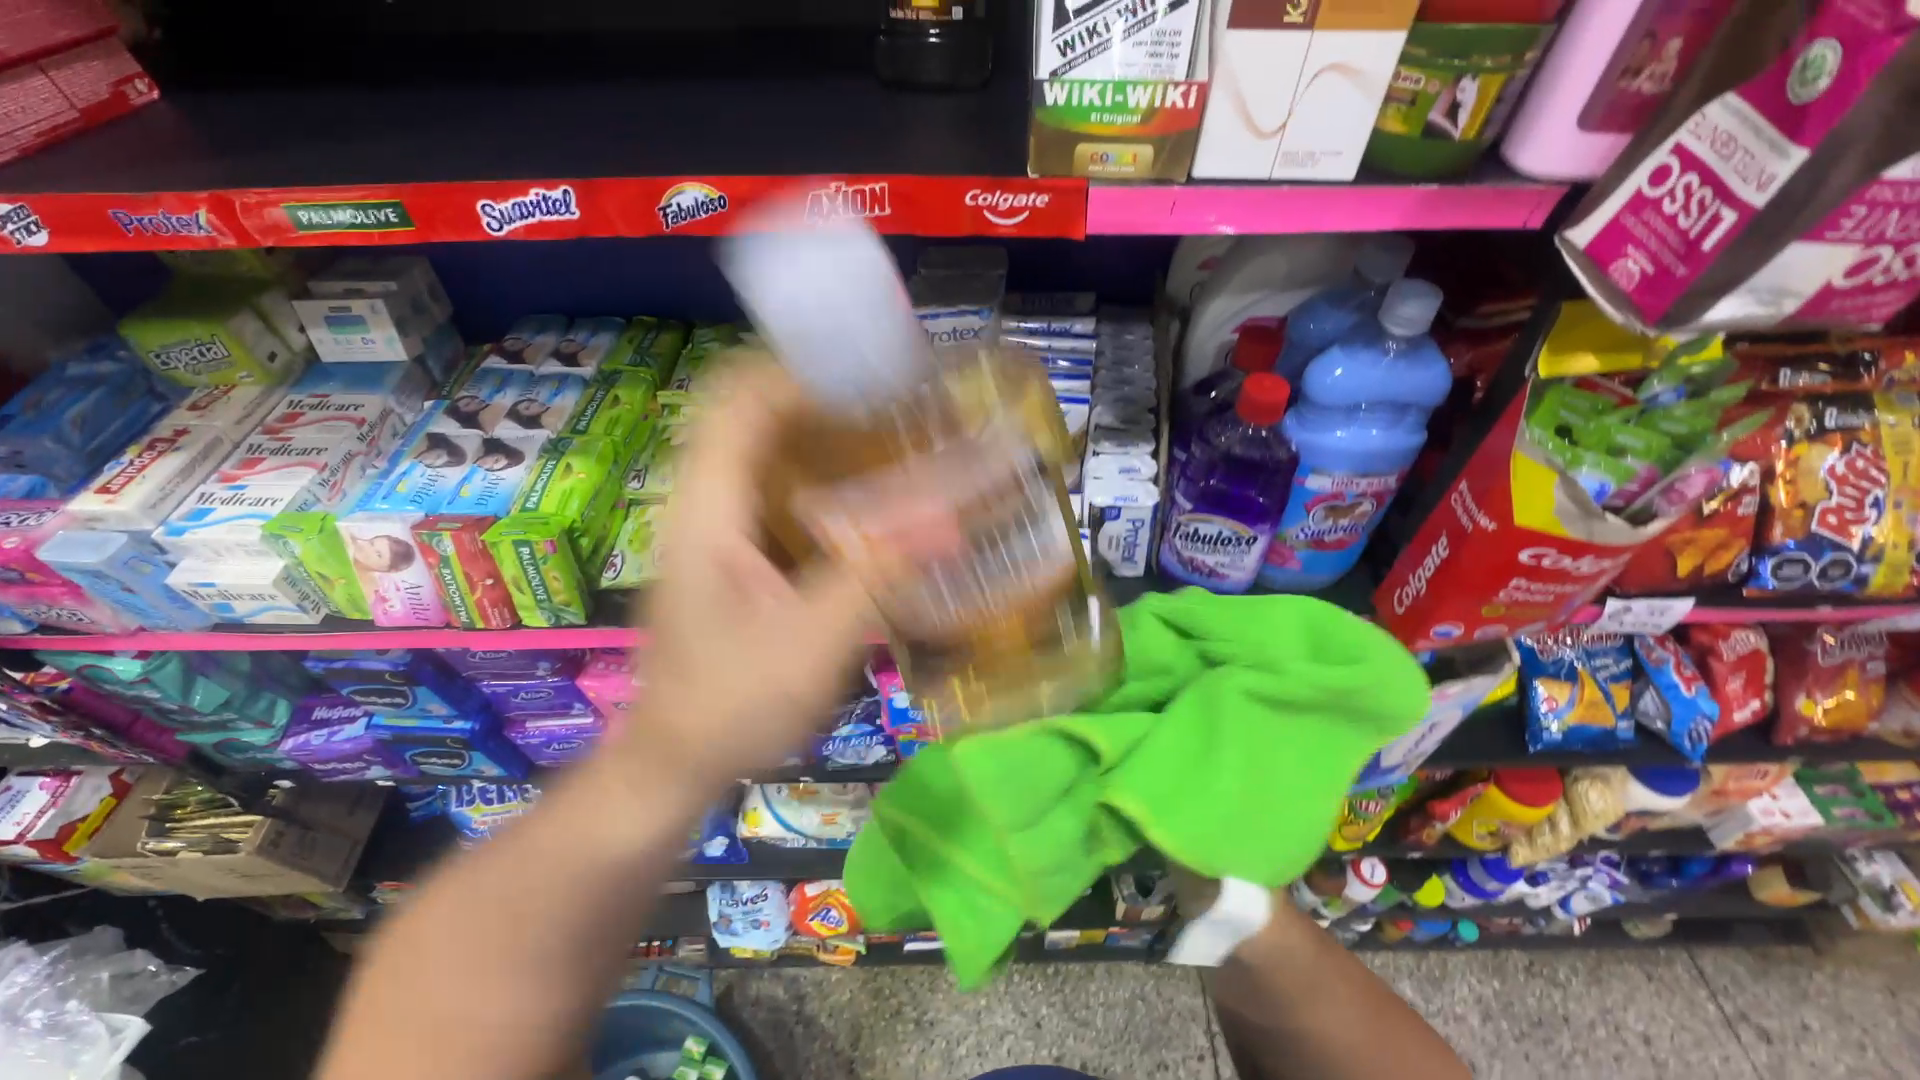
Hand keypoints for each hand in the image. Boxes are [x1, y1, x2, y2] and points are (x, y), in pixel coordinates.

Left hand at [625, 359, 882, 782]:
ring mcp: (712, 532)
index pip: (738, 399)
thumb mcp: (814, 642)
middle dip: (826, 405)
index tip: (875, 383)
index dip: (801, 374)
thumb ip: (878, 573)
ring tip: (894, 452)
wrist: (671, 766)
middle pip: (755, 418)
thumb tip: (952, 519)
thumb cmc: (730, 705)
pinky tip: (870, 514)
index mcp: (708, 509)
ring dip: (826, 445)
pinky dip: (822, 489)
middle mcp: (703, 505)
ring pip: (766, 457)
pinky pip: (775, 497)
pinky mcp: (729, 559)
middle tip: (898, 414)